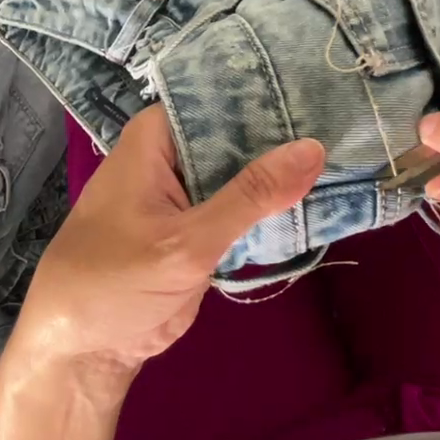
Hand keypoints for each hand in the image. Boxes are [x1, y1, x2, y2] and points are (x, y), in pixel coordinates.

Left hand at [15, 105, 324, 377]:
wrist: (85, 348)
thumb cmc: (115, 282)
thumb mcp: (186, 241)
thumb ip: (251, 196)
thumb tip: (314, 148)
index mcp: (155, 138)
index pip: (220, 99)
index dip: (269, 94)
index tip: (327, 91)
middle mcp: (172, 156)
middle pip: (238, 135)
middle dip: (286, 137)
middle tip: (353, 124)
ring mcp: (188, 194)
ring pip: (244, 173)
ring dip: (284, 175)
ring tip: (354, 154)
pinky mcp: (200, 228)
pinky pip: (242, 208)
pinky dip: (272, 209)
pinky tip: (324, 198)